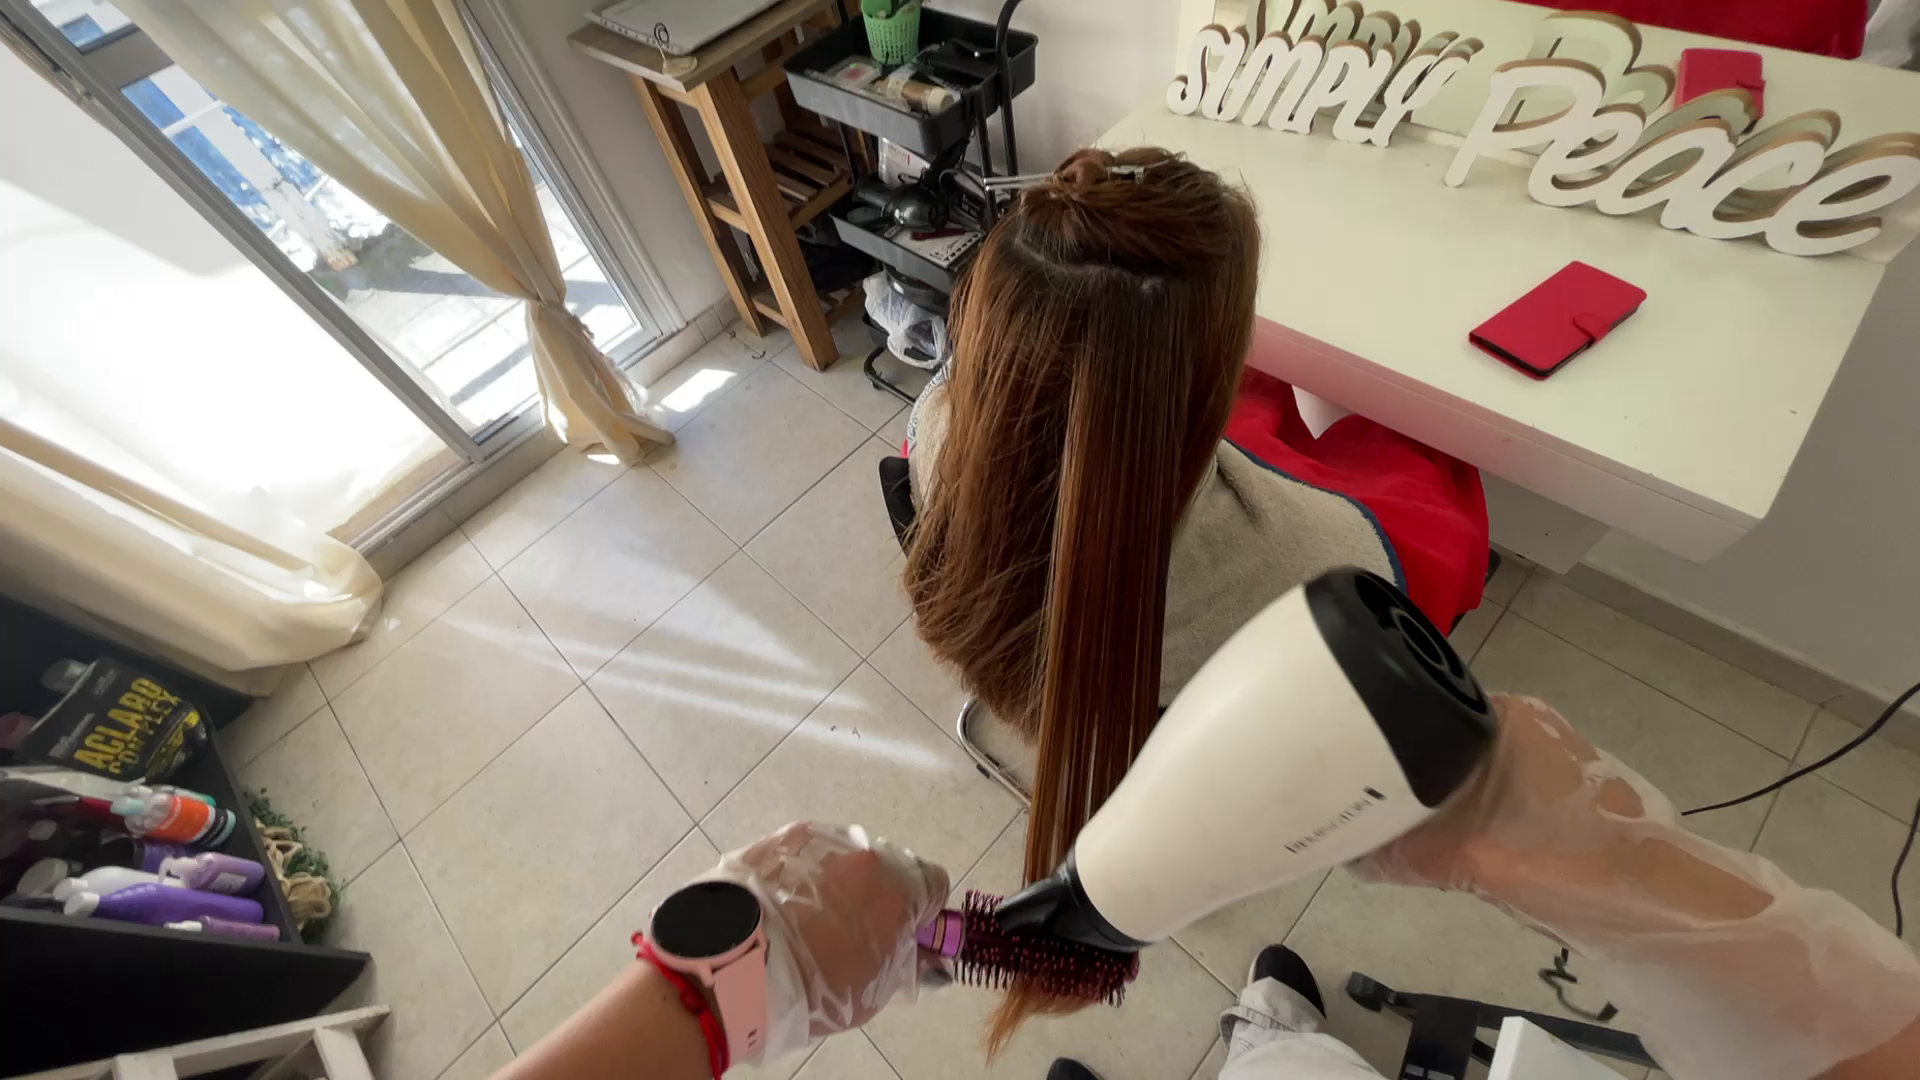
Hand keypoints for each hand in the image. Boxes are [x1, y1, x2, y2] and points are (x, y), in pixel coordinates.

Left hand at [704, 822, 948, 1062]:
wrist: (736, 965)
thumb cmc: (811, 988)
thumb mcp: (873, 992)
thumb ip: (909, 963)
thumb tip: (933, 958)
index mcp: (899, 892)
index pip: (935, 884)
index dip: (923, 910)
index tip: (905, 931)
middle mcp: (869, 855)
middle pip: (892, 867)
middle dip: (880, 894)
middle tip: (853, 930)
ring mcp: (827, 840)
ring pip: (850, 856)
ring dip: (842, 880)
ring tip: (810, 917)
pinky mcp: (787, 835)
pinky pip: (811, 850)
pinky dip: (806, 871)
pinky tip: (785, 901)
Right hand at [1356, 694, 1770, 924]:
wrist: (1671, 910)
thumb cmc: (1573, 865)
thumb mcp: (1473, 861)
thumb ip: (1405, 856)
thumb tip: (1347, 858)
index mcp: (1505, 714)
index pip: (1420, 706)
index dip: (1381, 731)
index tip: (1352, 759)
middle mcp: (1525, 720)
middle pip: (1440, 734)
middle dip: (1406, 763)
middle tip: (1368, 791)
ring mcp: (1548, 751)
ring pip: (1466, 759)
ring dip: (1437, 785)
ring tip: (1399, 810)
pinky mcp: (1561, 783)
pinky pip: (1492, 779)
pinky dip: (1467, 799)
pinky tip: (1452, 828)